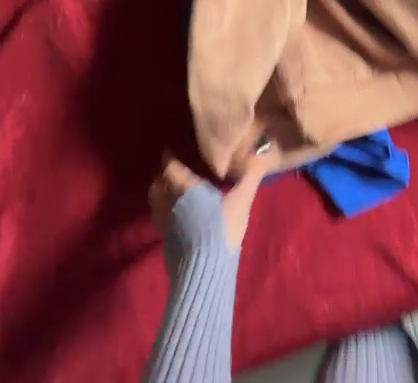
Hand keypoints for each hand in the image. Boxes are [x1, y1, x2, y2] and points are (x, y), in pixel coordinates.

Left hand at [148, 151, 269, 250]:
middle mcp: (171, 202)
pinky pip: (159, 219)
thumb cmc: (223, 228)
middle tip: (171, 171)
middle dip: (162, 176)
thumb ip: (250, 176)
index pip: (171, 168)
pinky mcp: (165, 240)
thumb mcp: (242, 200)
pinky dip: (163, 211)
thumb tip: (261, 155)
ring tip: (171, 192)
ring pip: (155, 202)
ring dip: (160, 194)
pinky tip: (176, 216)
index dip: (169, 157)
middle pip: (157, 184)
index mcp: (187, 189)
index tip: (170, 149)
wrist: (206, 267)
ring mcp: (165, 223)